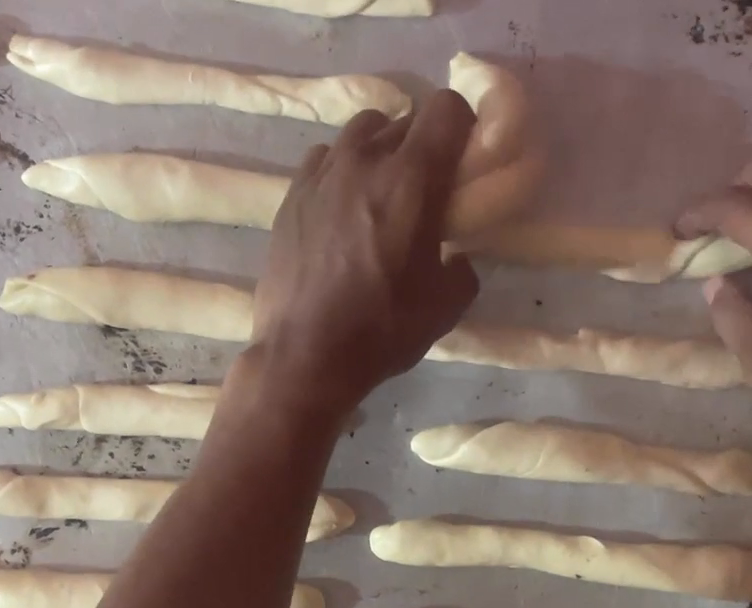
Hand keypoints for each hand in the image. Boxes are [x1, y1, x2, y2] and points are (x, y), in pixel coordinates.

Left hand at [243, 90, 481, 425]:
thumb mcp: (445, 306)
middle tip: (422, 187)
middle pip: (401, 120)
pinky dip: (338, 173)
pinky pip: (322, 162)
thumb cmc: (381, 330)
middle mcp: (363, 161)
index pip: (446, 107)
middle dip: (419, 144)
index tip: (462, 158)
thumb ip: (462, 267)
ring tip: (377, 193)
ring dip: (376, 152)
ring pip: (358, 134)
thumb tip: (455, 257)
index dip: (461, 126)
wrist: (304, 355)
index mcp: (411, 178)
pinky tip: (339, 209)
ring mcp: (320, 176)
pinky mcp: (290, 198)